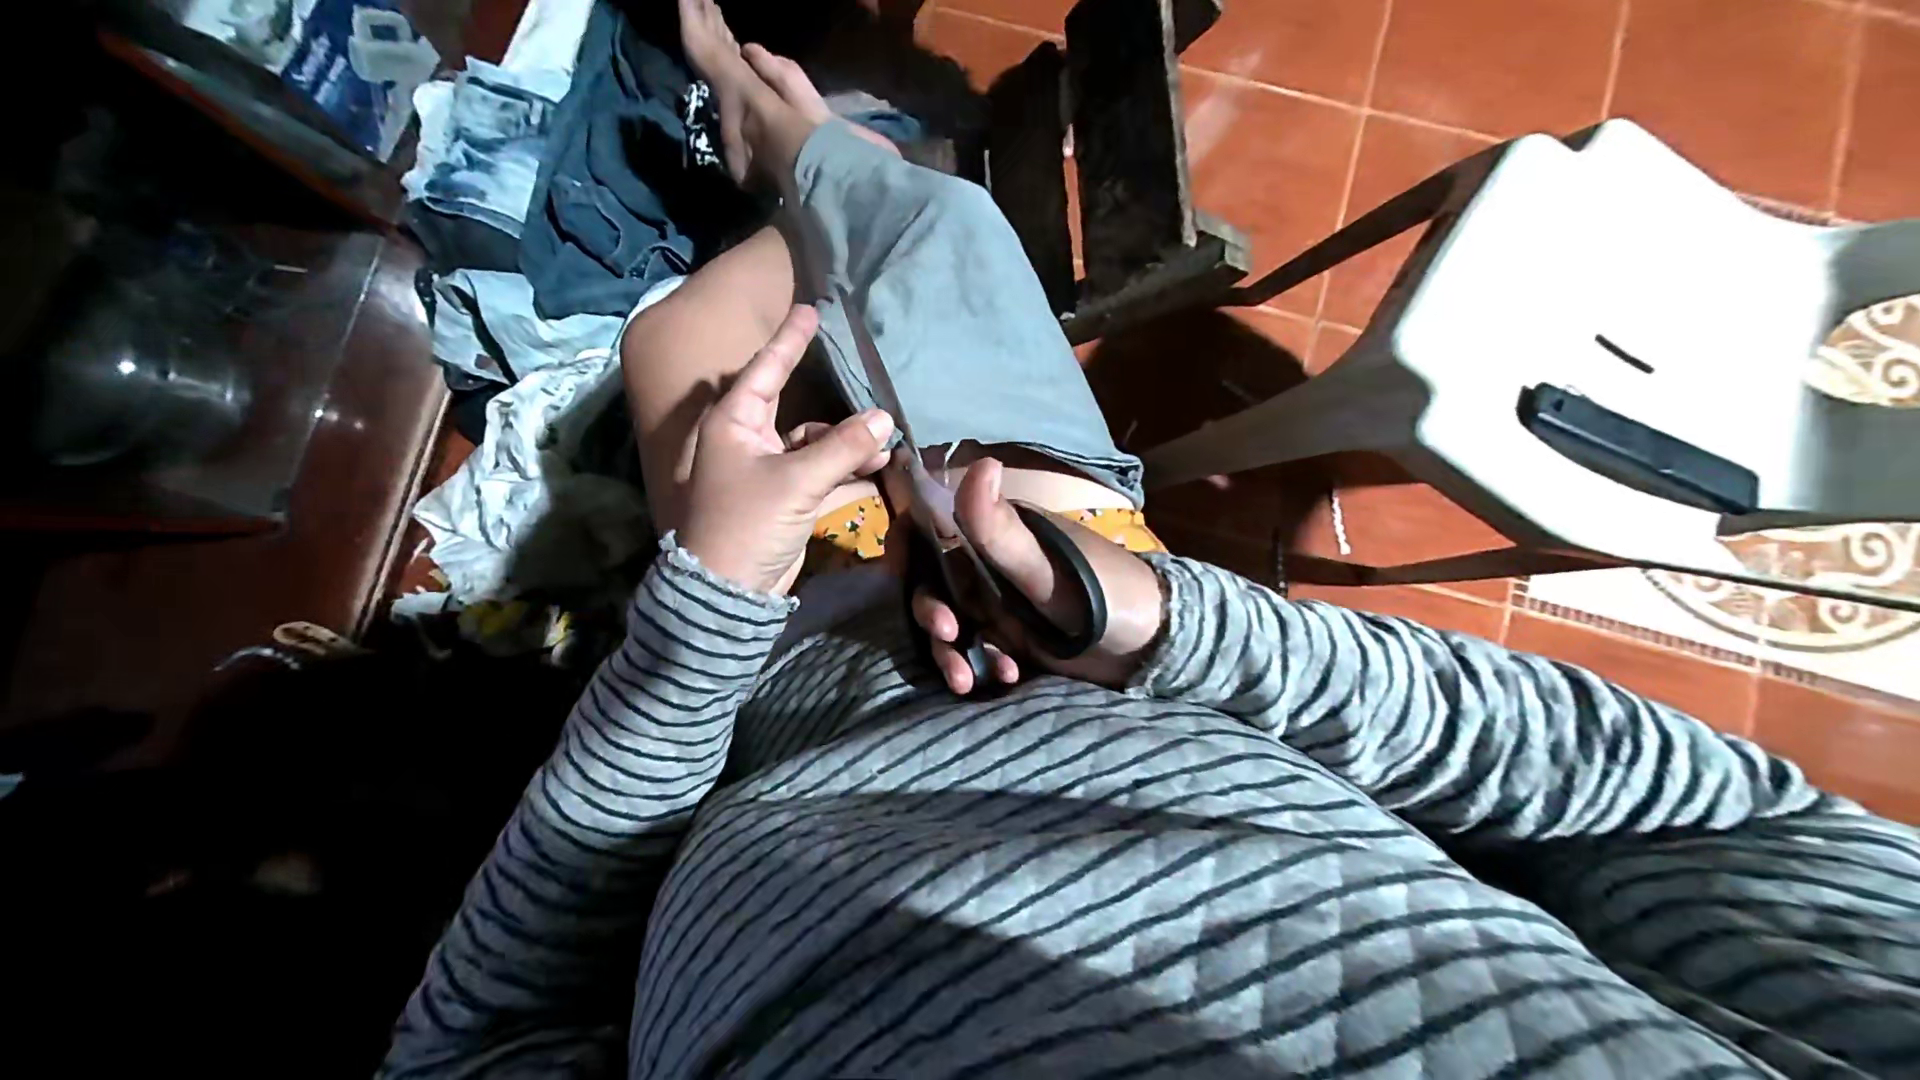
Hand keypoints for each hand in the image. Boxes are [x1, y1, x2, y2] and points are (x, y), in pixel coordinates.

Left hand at [678, 305, 893, 594]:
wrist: (731, 590)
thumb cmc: (748, 523)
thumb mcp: (797, 481)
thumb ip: (843, 448)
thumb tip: (885, 418)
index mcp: (736, 423)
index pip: (766, 370)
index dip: (789, 341)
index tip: (811, 310)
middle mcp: (751, 441)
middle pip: (802, 413)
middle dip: (839, 412)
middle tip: (875, 400)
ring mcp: (771, 472)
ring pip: (819, 446)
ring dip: (850, 447)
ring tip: (884, 448)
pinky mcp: (788, 499)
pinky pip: (824, 474)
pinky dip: (847, 473)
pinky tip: (877, 471)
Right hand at [912, 458, 1165, 693]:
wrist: (1152, 644)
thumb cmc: (1103, 592)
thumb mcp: (1048, 566)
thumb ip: (1003, 529)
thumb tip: (978, 465)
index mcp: (997, 533)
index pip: (934, 526)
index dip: (906, 546)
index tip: (897, 573)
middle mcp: (991, 564)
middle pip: (935, 582)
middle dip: (930, 611)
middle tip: (947, 634)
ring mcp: (1000, 601)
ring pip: (952, 621)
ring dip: (951, 649)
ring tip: (968, 678)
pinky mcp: (1011, 637)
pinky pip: (977, 648)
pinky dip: (980, 663)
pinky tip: (1003, 677)